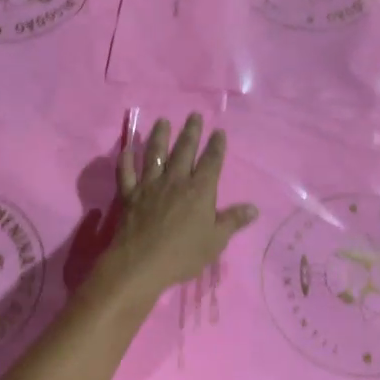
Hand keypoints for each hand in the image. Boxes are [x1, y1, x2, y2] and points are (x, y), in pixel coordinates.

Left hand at [103, 113, 257, 293]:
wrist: (141, 263)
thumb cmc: (183, 254)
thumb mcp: (215, 241)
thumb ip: (232, 221)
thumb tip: (253, 208)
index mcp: (200, 190)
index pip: (211, 162)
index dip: (216, 146)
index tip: (218, 131)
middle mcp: (175, 181)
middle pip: (184, 150)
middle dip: (190, 132)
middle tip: (193, 116)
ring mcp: (149, 185)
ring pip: (155, 155)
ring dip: (159, 136)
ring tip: (162, 121)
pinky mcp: (129, 195)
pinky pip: (126, 173)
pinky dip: (125, 160)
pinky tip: (126, 149)